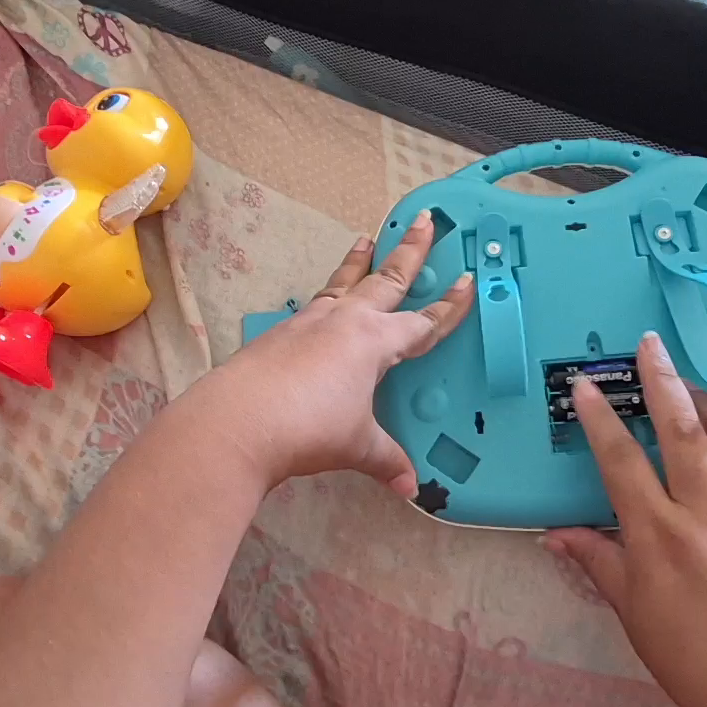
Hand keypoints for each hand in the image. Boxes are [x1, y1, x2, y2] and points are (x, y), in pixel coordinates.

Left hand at [186, 210, 474, 496]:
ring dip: (360, 260)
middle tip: (427, 219)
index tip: (468, 281)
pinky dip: (329, 293)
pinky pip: (316, 302)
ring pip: (345, 281)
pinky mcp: (281, 332)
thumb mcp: (357, 444)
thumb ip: (387, 459)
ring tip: (366, 238)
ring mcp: (310, 321)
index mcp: (374, 341)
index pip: (424, 322)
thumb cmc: (308, 427)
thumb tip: (409, 486)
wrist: (238, 420)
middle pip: (387, 278)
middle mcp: (345, 321)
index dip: (450, 306)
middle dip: (410, 249)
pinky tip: (325, 301)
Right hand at [543, 332, 706, 706]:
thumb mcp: (633, 615)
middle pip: (685, 433)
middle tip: (651, 344)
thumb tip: (554, 533)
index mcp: (661, 536)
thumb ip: (596, 563)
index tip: (584, 385)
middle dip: (664, 383)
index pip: (622, 461)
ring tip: (695, 381)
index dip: (600, 418)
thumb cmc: (693, 661)